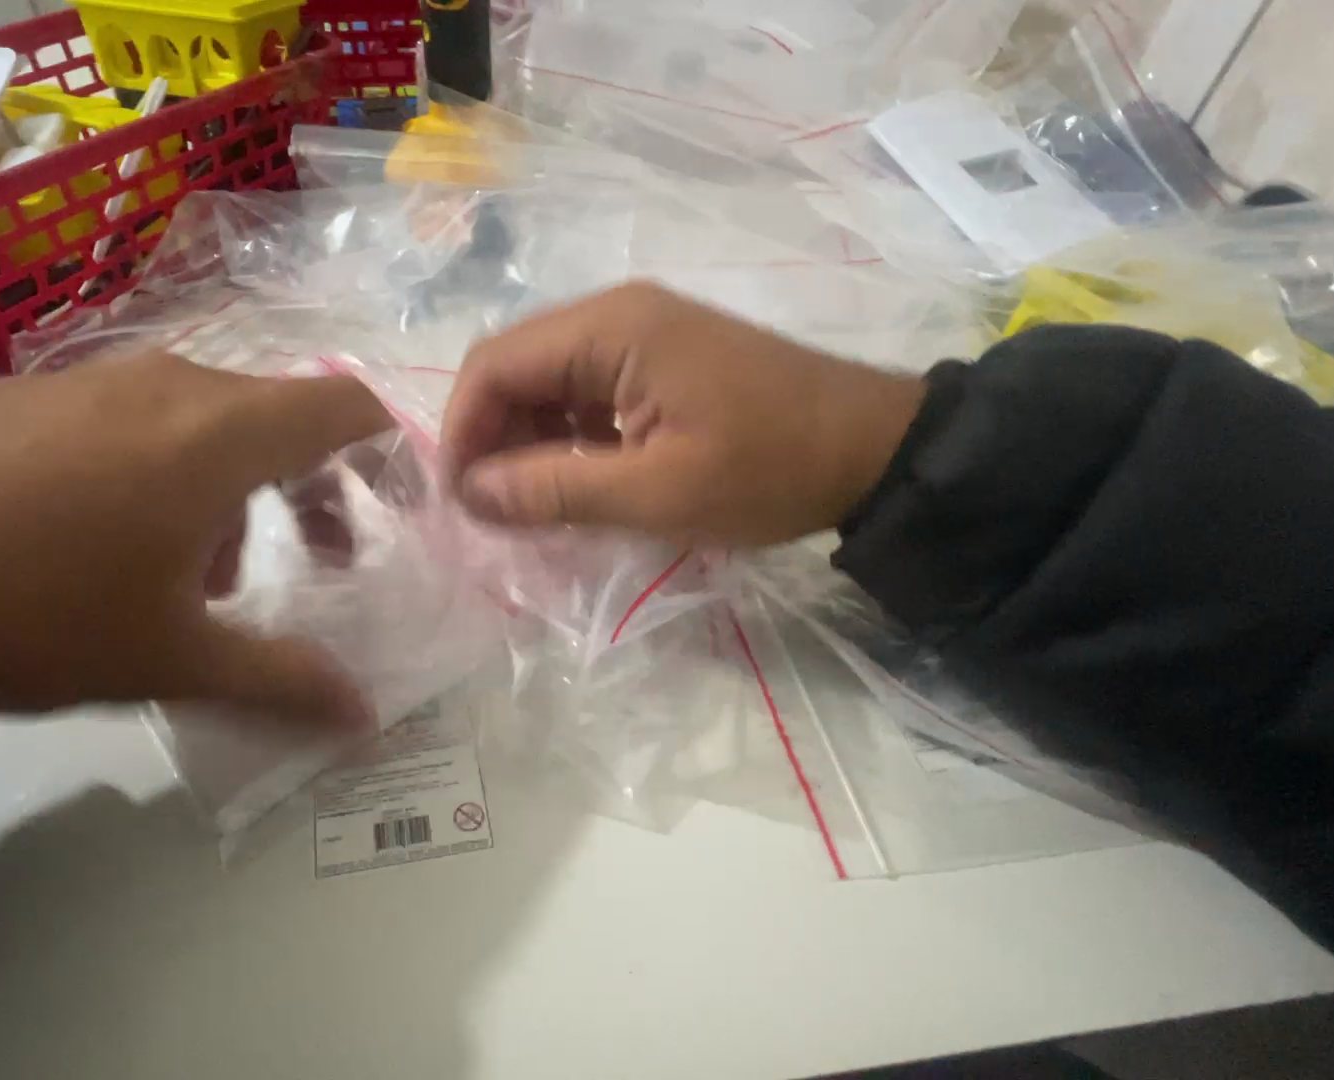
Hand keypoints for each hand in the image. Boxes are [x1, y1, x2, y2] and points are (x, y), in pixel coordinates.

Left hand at [0, 349, 393, 722]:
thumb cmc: (15, 609)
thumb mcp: (163, 658)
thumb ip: (281, 680)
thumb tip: (365, 718)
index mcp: (219, 434)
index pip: (347, 409)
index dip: (392, 455)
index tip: (400, 514)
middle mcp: (172, 385)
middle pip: (288, 419)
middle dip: (322, 490)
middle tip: (322, 561)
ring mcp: (100, 379)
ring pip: (217, 424)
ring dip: (245, 492)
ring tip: (209, 578)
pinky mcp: (43, 395)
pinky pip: (151, 422)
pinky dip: (179, 476)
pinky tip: (122, 549)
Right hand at [443, 281, 926, 546]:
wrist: (873, 449)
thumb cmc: (767, 469)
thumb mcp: (655, 493)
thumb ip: (554, 490)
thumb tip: (471, 494)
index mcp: (609, 328)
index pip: (494, 365)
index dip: (461, 431)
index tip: (460, 499)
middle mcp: (615, 314)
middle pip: (516, 368)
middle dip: (492, 438)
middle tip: (493, 510)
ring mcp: (639, 334)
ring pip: (547, 382)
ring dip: (527, 440)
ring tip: (531, 504)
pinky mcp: (659, 359)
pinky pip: (585, 392)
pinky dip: (566, 437)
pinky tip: (575, 481)